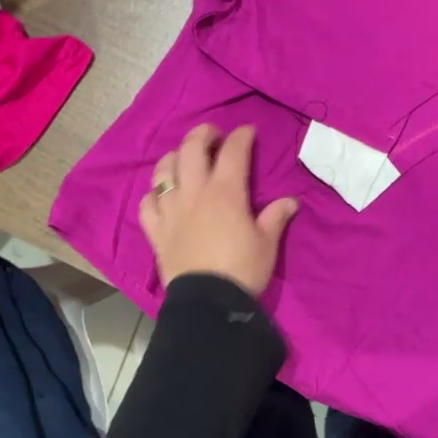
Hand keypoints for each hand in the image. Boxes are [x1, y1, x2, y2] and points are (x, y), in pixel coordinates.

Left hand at [139, 124, 298, 297]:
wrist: (208, 303)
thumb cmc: (242, 271)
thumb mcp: (267, 244)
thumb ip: (275, 218)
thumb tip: (290, 201)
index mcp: (226, 192)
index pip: (233, 151)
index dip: (242, 136)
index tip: (248, 133)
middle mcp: (195, 193)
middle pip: (192, 148)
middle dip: (203, 134)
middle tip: (212, 136)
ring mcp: (171, 211)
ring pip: (164, 170)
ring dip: (174, 158)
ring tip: (183, 160)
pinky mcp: (156, 232)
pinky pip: (147, 204)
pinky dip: (153, 196)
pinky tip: (160, 197)